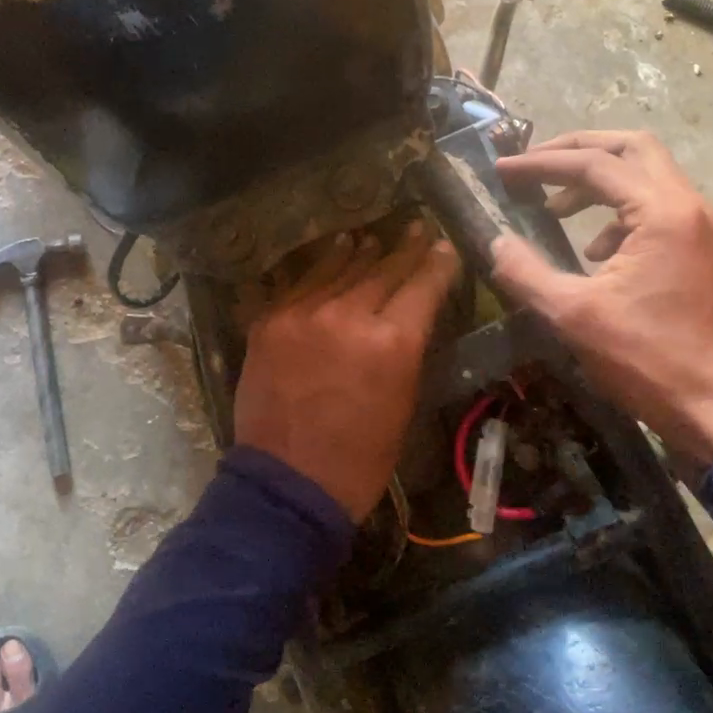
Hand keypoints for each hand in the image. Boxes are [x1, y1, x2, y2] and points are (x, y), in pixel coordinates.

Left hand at [234, 222, 460, 519]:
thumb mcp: (403, 402)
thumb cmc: (360, 457)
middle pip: (382, 271)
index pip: (422, 287)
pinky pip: (300, 285)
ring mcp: (302, 314)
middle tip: (417, 228)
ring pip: (338, 269)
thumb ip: (407, 349)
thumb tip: (411, 314)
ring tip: (371, 237)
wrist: (288, 483)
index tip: (444, 246)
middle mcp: (347, 315)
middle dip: (403, 250)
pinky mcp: (268, 321)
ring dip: (359, 252)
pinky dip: (319, 269)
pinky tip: (331, 255)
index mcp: (391, 342)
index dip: (436, 264)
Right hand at [490, 131, 712, 467]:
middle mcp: (691, 207)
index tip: (502, 171)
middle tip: (535, 165)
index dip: (541, 163)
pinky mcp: (707, 251)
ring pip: (649, 176)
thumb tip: (495, 243)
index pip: (594, 164)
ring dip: (600, 182)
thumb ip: (526, 272)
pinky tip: (596, 254)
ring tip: (558, 210)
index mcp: (663, 213)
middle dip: (578, 150)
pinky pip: (661, 208)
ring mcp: (705, 229)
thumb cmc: (648, 360)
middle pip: (632, 149)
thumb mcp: (573, 316)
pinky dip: (621, 213)